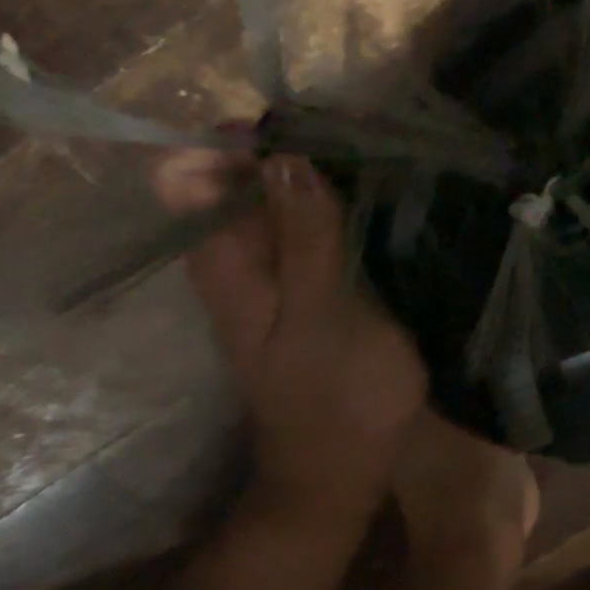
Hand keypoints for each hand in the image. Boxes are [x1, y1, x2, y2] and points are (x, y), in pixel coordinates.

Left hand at [154, 150, 427, 511]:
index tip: (306, 123)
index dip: (238, 138)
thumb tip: (282, 155)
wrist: (347, 466)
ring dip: (328, 170)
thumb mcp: (324, 311)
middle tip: (366, 132)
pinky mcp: (318, 281)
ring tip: (389, 153)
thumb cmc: (334, 394)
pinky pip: (319, 222)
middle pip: (245, 178)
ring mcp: (282, 269)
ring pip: (287, 197)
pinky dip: (346, 200)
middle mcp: (243, 257)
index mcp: (227, 262)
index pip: (196, 175)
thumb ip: (305, 235)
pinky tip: (392, 194)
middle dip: (295, 144)